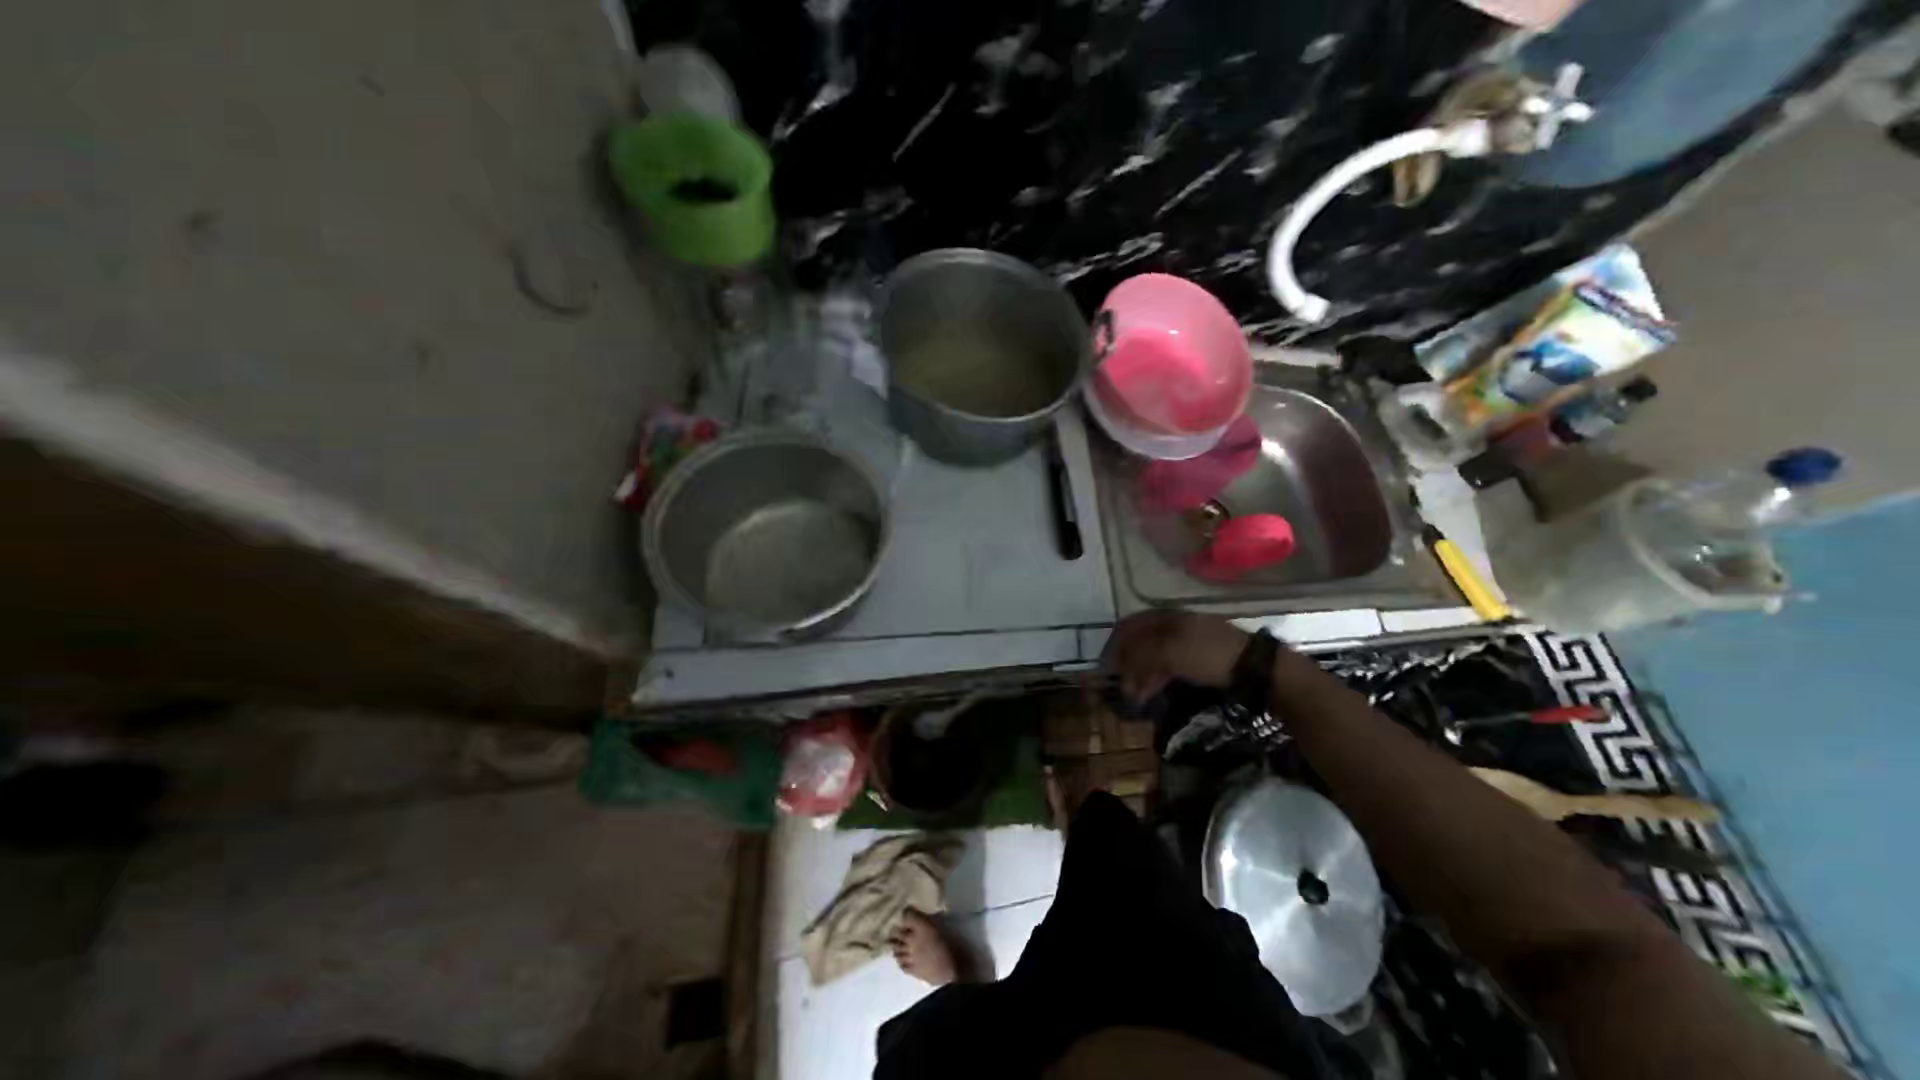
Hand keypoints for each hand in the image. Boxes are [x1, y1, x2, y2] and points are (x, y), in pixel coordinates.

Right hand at [1101, 610, 1249, 703]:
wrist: (1256, 667)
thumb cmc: (1208, 654)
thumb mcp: (1169, 653)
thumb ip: (1140, 657)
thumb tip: (1120, 672)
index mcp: (1166, 617)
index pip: (1128, 626)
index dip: (1114, 646)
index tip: (1106, 669)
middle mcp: (1175, 624)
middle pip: (1141, 642)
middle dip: (1129, 665)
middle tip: (1123, 689)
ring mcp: (1189, 641)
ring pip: (1156, 656)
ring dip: (1143, 675)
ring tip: (1138, 697)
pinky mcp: (1201, 658)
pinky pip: (1170, 666)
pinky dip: (1158, 679)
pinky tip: (1155, 693)